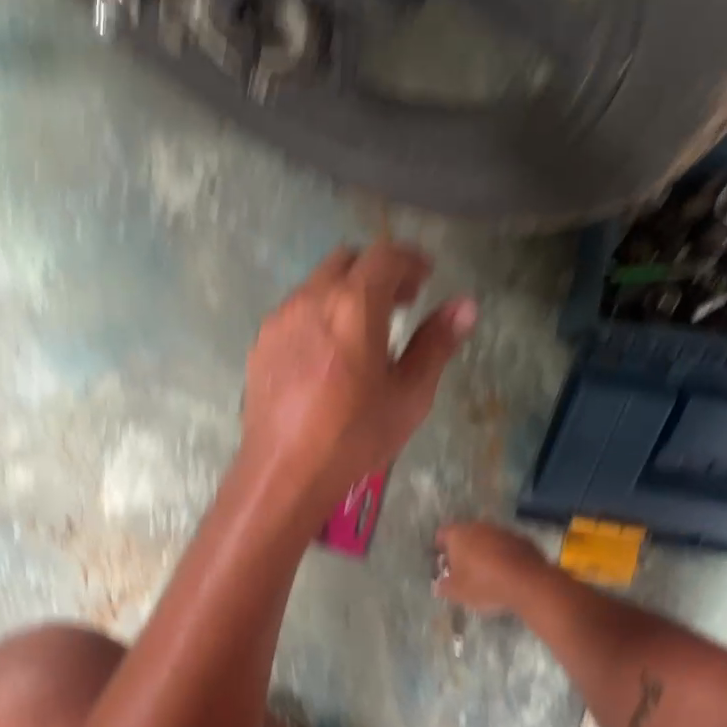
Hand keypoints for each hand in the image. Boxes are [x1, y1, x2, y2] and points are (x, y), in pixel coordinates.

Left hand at [239, 242, 475, 509]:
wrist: (285, 471)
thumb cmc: (355, 435)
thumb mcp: (409, 394)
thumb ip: (436, 343)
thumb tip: (465, 306)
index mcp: (354, 304)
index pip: (385, 255)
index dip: (411, 260)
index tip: (426, 279)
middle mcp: (311, 299)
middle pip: (347, 261)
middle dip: (377, 272)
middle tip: (400, 304)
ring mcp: (280, 320)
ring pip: (317, 285)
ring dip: (345, 294)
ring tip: (365, 333)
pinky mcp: (261, 345)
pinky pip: (295, 313)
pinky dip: (319, 317)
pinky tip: (328, 357)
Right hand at [434, 522, 548, 616]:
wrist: (528, 583)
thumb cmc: (484, 584)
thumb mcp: (457, 592)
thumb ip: (444, 586)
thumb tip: (440, 584)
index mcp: (458, 534)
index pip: (442, 534)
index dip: (440, 548)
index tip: (442, 564)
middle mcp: (479, 526)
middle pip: (465, 535)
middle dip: (463, 550)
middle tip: (462, 570)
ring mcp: (503, 531)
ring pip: (487, 539)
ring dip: (484, 552)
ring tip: (485, 573)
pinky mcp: (523, 540)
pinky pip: (506, 546)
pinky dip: (503, 556)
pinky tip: (505, 574)